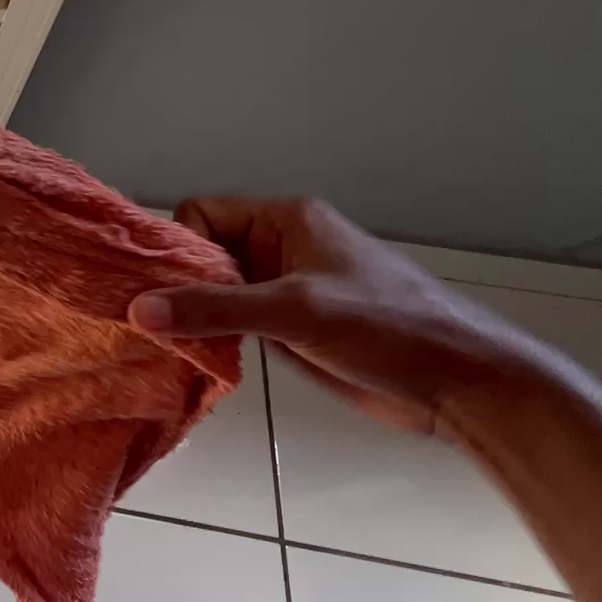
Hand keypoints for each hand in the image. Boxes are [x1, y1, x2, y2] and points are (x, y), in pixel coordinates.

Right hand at [126, 197, 538, 434]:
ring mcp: (279, 288)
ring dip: (187, 313)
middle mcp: (277, 247)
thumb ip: (213, 308)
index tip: (168, 288)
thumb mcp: (295, 312)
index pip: (201, 214)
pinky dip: (205, 334)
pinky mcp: (282, 325)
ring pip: (208, 289)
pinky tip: (191, 354)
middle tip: (154, 319)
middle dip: (175, 284)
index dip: (180, 246)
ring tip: (166, 340)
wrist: (465, 387)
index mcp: (285, 221)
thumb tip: (136, 310)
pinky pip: (224, 319)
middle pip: (199, 252)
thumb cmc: (391, 329)